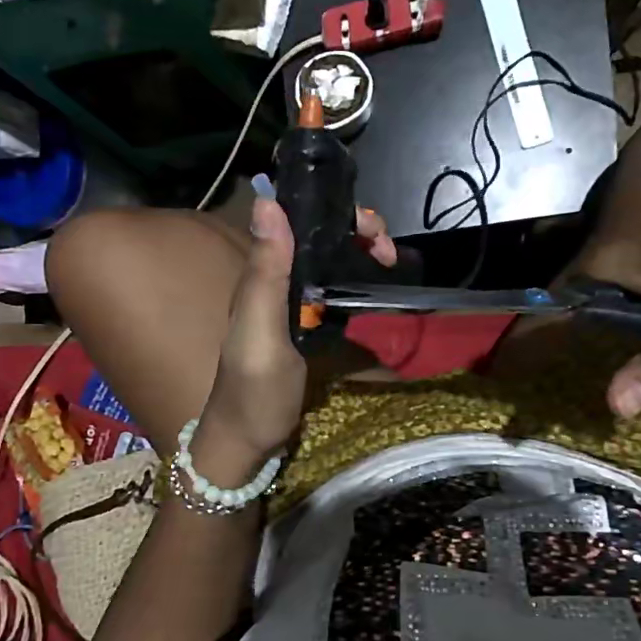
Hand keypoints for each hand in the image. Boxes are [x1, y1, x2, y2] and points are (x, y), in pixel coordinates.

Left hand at [190, 200, 396, 481]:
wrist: (250, 440)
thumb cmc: (254, 389)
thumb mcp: (260, 331)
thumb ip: (265, 273)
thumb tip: (267, 201)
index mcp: (264, 274)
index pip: (300, 221)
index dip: (336, 212)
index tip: (370, 229)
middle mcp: (280, 280)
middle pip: (322, 237)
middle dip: (359, 232)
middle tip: (388, 255)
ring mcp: (296, 304)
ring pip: (333, 260)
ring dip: (362, 253)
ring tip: (390, 265)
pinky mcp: (309, 326)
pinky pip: (337, 290)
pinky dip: (359, 281)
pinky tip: (378, 287)